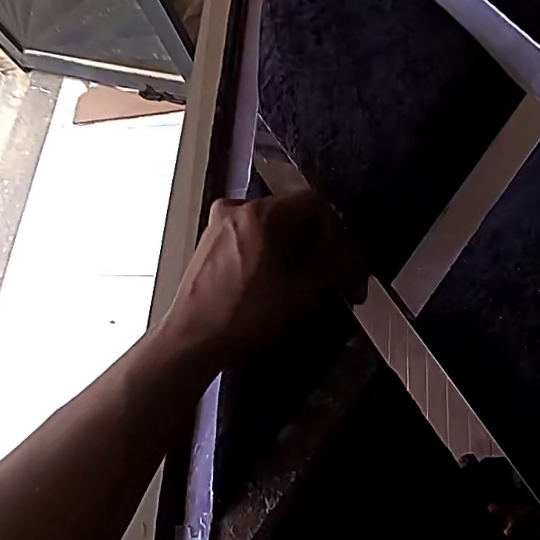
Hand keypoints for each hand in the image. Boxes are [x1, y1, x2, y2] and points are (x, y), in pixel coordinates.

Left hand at [157, 191, 359, 366]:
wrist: (193, 338)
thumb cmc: (246, 314)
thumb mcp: (300, 292)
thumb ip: (330, 265)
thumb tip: (346, 255)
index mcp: (260, 213)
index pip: (312, 200)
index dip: (333, 225)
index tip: (339, 251)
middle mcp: (235, 208)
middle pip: (289, 210)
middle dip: (311, 235)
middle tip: (324, 265)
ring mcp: (217, 223)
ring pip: (268, 223)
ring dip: (289, 243)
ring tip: (299, 275)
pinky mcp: (208, 241)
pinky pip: (248, 234)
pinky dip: (265, 248)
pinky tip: (271, 277)